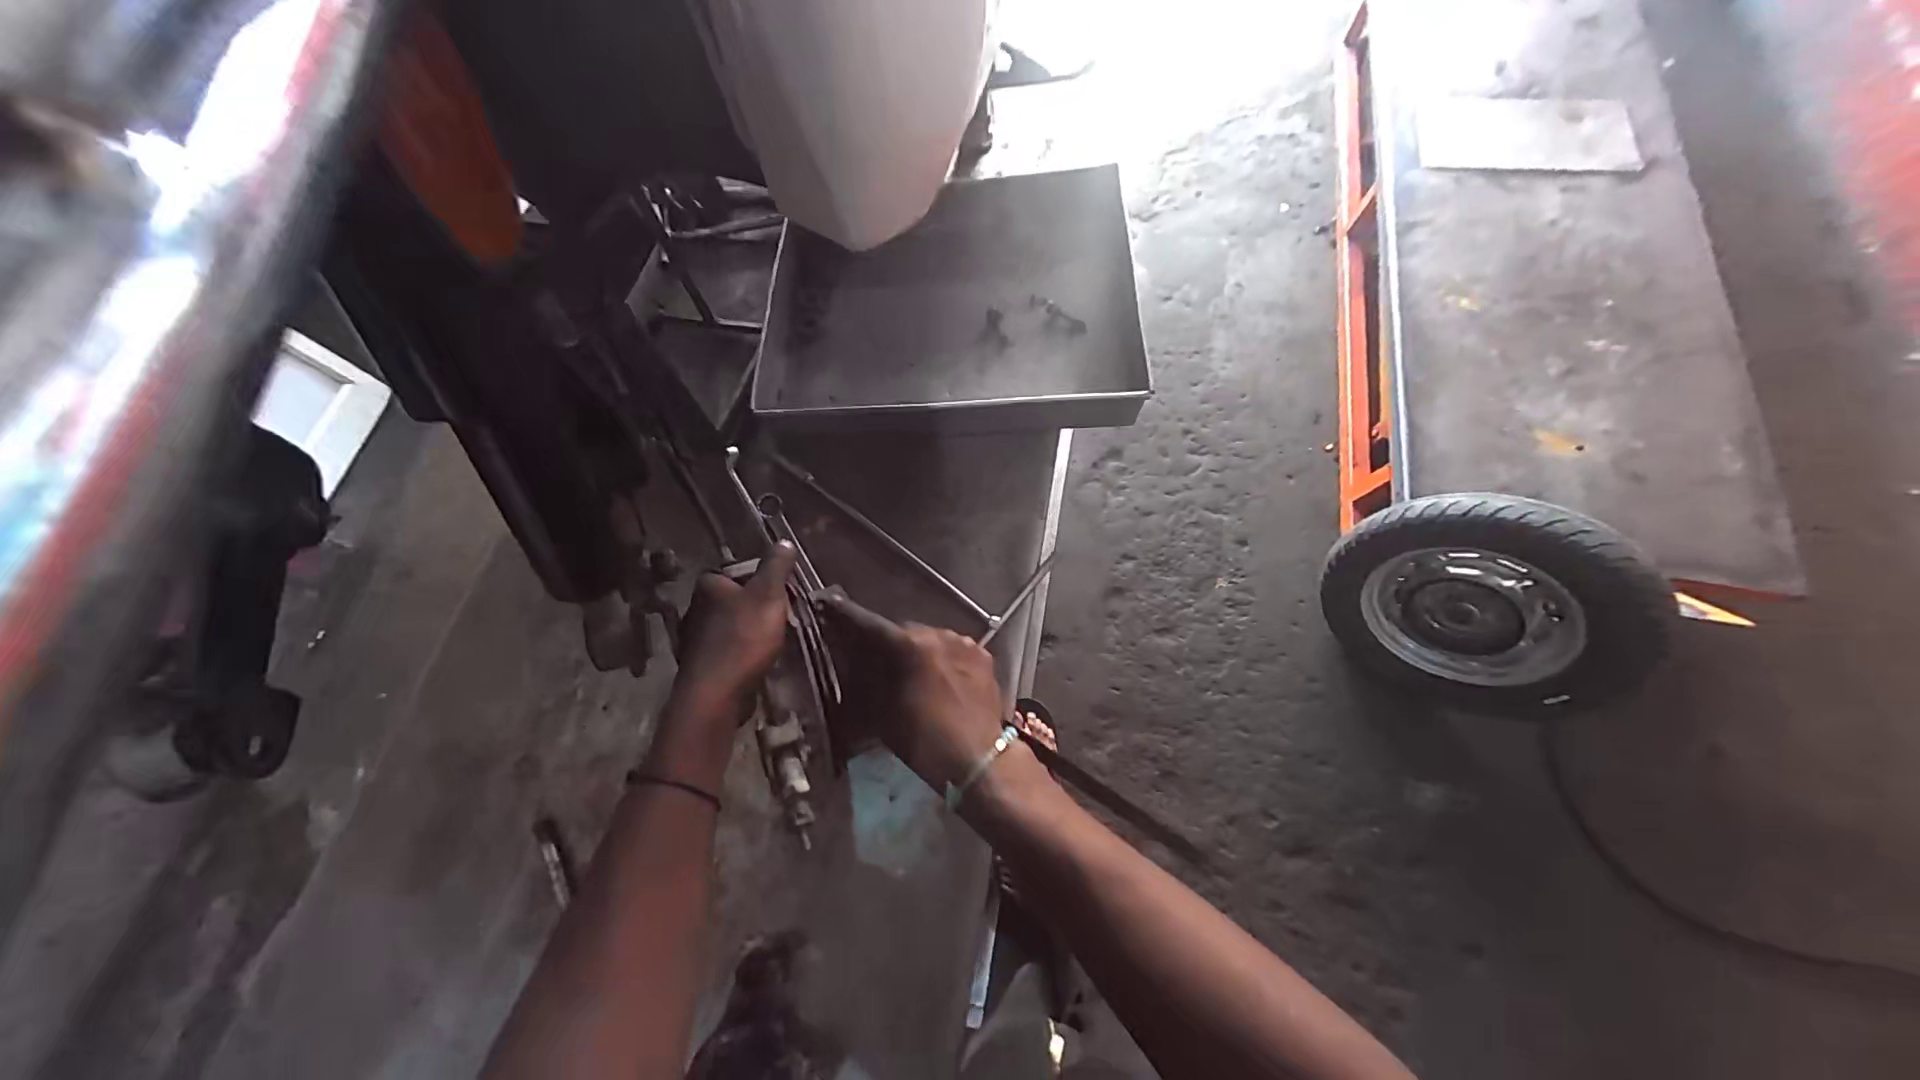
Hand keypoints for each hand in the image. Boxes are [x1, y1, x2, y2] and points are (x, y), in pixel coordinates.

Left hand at [669, 542, 799, 727]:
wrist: (717, 693)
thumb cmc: (744, 637)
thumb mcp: (768, 595)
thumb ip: (776, 567)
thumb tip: (783, 541)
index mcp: (708, 586)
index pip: (734, 571)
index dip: (758, 578)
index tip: (779, 590)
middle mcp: (695, 608)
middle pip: (732, 599)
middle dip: (755, 606)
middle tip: (782, 615)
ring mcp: (696, 639)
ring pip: (729, 626)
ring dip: (749, 631)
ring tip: (774, 639)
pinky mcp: (702, 666)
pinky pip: (727, 651)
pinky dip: (742, 653)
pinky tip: (758, 661)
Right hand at [815, 589, 1006, 791]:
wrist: (979, 758)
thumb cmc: (924, 741)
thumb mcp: (882, 714)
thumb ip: (866, 680)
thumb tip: (854, 661)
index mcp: (910, 645)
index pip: (870, 624)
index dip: (848, 617)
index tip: (832, 607)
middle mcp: (939, 633)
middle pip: (904, 631)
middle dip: (891, 644)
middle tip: (881, 664)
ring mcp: (965, 643)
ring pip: (932, 639)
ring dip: (921, 651)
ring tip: (916, 675)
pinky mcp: (985, 656)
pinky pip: (955, 650)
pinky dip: (945, 660)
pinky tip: (943, 680)